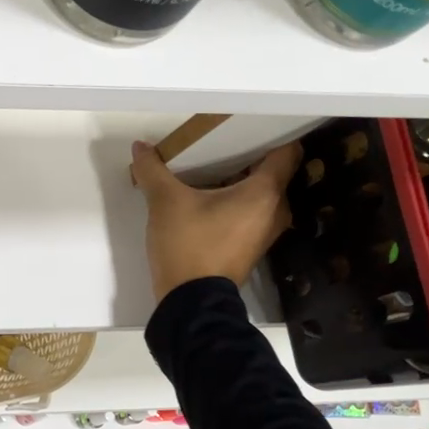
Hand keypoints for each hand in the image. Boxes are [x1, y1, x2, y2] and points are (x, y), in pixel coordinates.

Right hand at [130, 139, 302, 302]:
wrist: (191, 301)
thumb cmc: (189, 245)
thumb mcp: (166, 202)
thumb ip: (153, 170)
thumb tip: (140, 147)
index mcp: (265, 192)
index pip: (288, 150)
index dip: (273, 134)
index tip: (248, 126)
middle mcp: (276, 210)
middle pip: (272, 171)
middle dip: (248, 157)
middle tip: (219, 146)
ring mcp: (265, 231)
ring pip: (260, 194)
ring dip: (239, 182)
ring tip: (208, 172)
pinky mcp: (251, 247)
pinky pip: (250, 213)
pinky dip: (234, 203)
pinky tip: (206, 201)